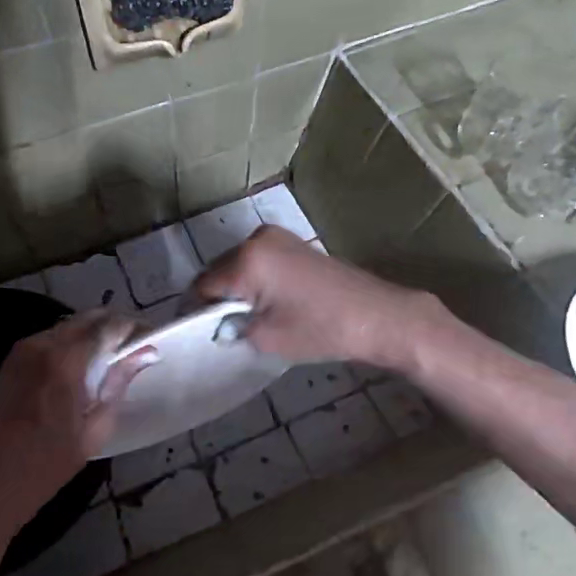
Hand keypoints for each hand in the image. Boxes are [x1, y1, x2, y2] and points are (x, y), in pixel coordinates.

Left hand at [0, 310, 154, 536]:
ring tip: (114, 357)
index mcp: (64, 362)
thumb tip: (146, 354)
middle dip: (115, 326)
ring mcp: (22, 350)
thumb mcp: (93, 431)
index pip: (108, 326)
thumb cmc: (45, 467)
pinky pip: (50, 339)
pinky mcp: (11, 360)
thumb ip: (118, 385)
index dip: (134, 328)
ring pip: (68, 326)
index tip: (153, 338)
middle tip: (137, 346)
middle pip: (87, 318)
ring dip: (93, 334)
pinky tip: (84, 367)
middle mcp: (41, 344)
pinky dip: (72, 344)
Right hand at [192, 225, 439, 367]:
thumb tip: (219, 324)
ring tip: (250, 320)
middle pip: (219, 271)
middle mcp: (257, 239)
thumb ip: (231, 328)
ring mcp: (278, 238)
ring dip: (237, 290)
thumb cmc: (319, 329)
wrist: (378, 317)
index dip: (197, 311)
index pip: (203, 285)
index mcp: (246, 259)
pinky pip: (259, 263)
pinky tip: (269, 305)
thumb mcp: (266, 337)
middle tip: (226, 330)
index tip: (201, 334)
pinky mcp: (294, 245)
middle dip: (218, 299)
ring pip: (239, 267)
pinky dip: (256, 282)